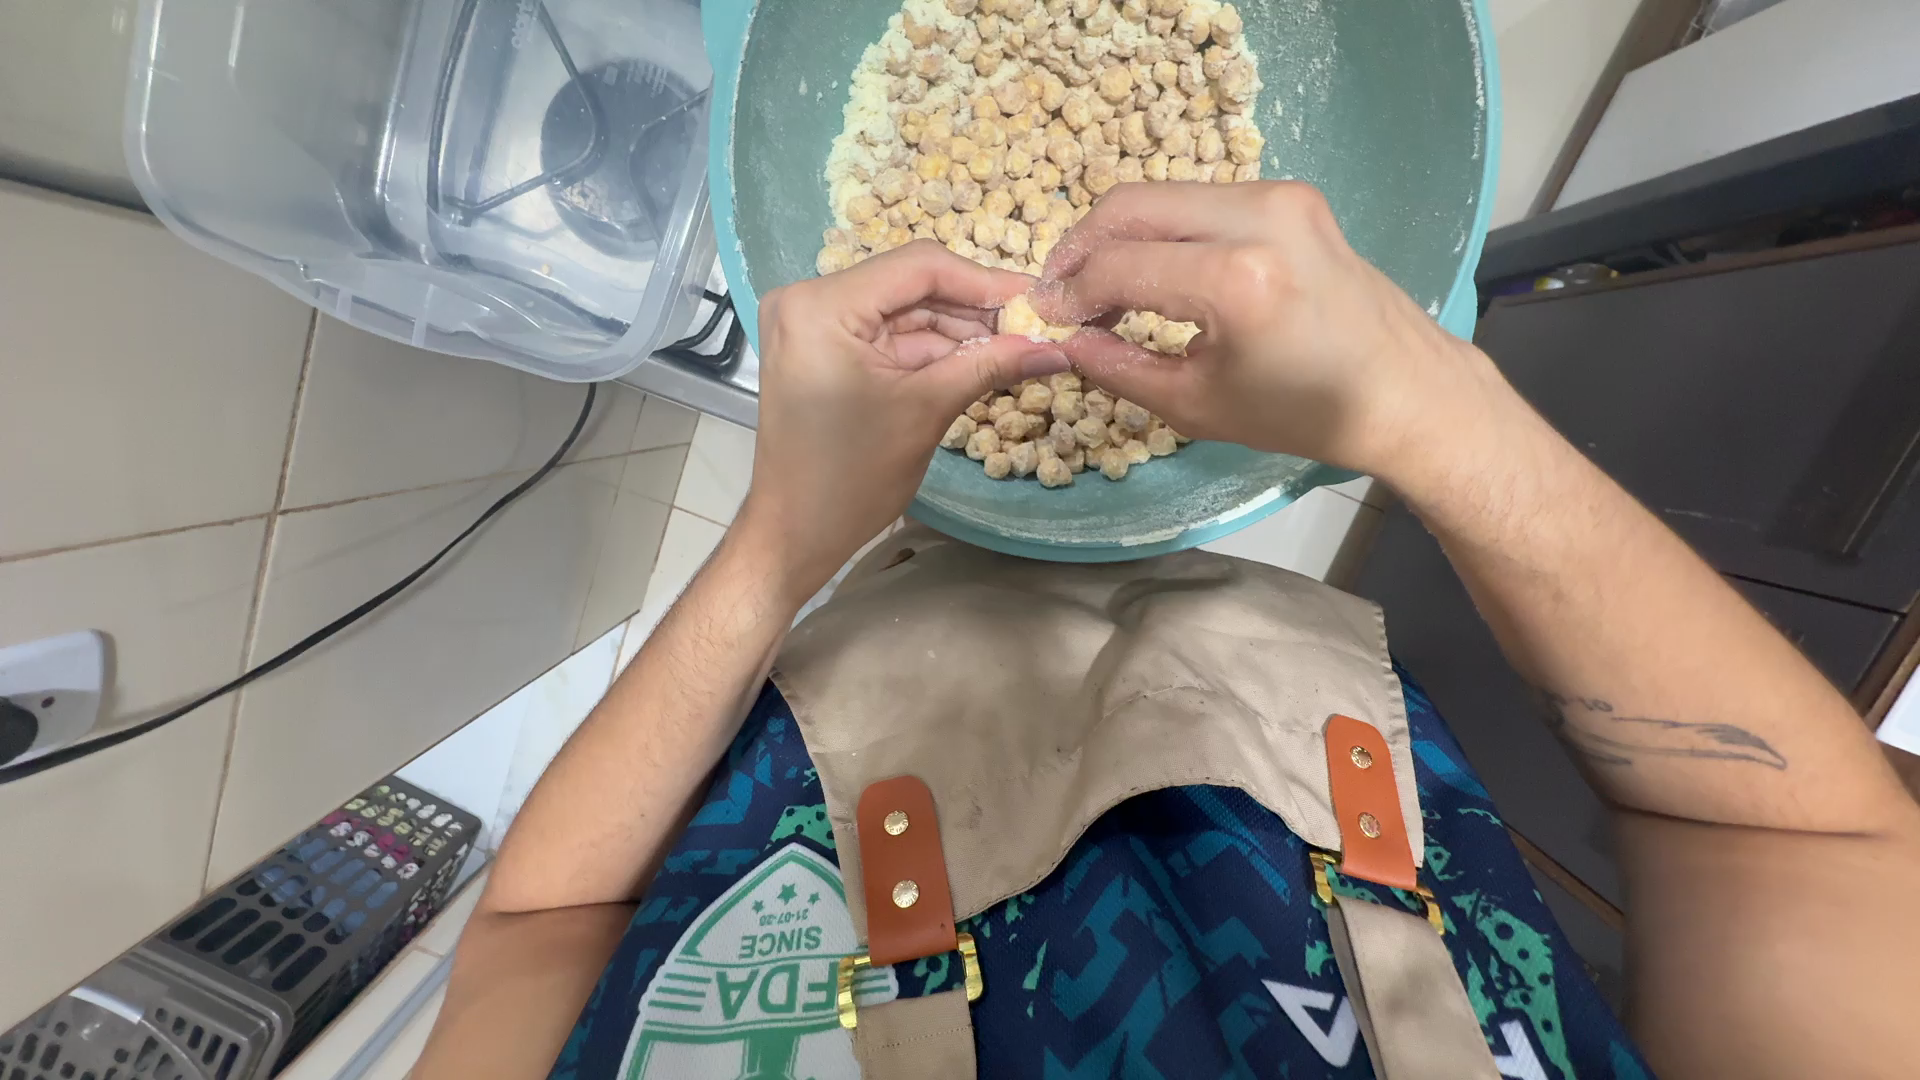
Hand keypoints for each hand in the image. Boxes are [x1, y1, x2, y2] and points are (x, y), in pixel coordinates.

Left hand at [738, 240, 1070, 601]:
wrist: (797, 532)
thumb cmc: (853, 478)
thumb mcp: (926, 411)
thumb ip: (990, 364)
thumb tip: (1055, 347)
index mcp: (822, 306)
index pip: (918, 267)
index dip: (984, 282)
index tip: (1035, 300)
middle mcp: (809, 300)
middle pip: (911, 287)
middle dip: (973, 311)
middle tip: (1033, 329)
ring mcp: (814, 326)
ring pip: (904, 313)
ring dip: (957, 332)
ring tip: (1015, 348)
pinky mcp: (823, 350)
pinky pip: (888, 338)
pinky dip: (930, 351)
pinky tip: (978, 360)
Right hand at [1028, 182, 1496, 479]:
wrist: (1401, 391)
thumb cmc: (1298, 414)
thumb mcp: (1195, 406)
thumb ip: (1118, 369)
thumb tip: (1066, 342)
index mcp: (1235, 280)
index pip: (1118, 265)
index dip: (1069, 292)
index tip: (1045, 316)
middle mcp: (1258, 217)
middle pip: (1131, 205)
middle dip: (1081, 247)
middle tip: (1060, 291)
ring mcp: (1280, 196)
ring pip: (1162, 196)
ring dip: (1118, 236)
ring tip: (1099, 287)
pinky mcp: (1291, 197)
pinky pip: (1199, 201)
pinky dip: (1160, 232)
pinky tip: (1150, 272)